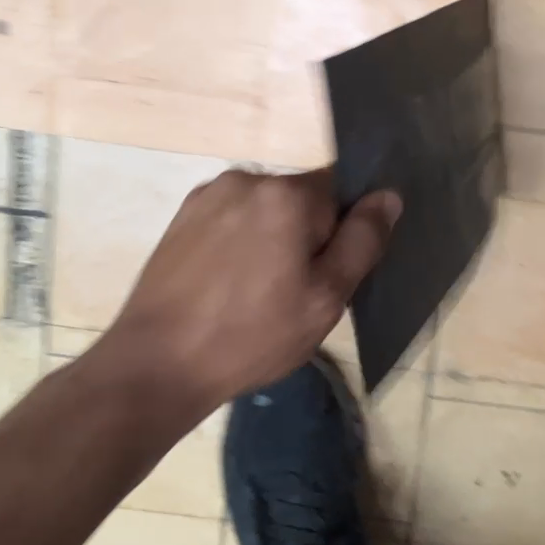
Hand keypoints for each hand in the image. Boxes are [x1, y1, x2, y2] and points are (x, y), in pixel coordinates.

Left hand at [92, 167, 401, 407]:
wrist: (155, 365)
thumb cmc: (251, 335)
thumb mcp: (325, 299)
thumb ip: (362, 242)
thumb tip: (388, 196)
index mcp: (287, 195)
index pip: (342, 192)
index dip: (342, 235)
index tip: (327, 275)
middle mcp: (247, 179)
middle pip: (303, 200)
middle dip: (308, 237)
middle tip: (294, 293)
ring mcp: (208, 196)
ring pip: (267, 210)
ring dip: (273, 240)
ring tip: (256, 294)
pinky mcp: (182, 217)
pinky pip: (233, 219)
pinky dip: (241, 245)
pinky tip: (228, 287)